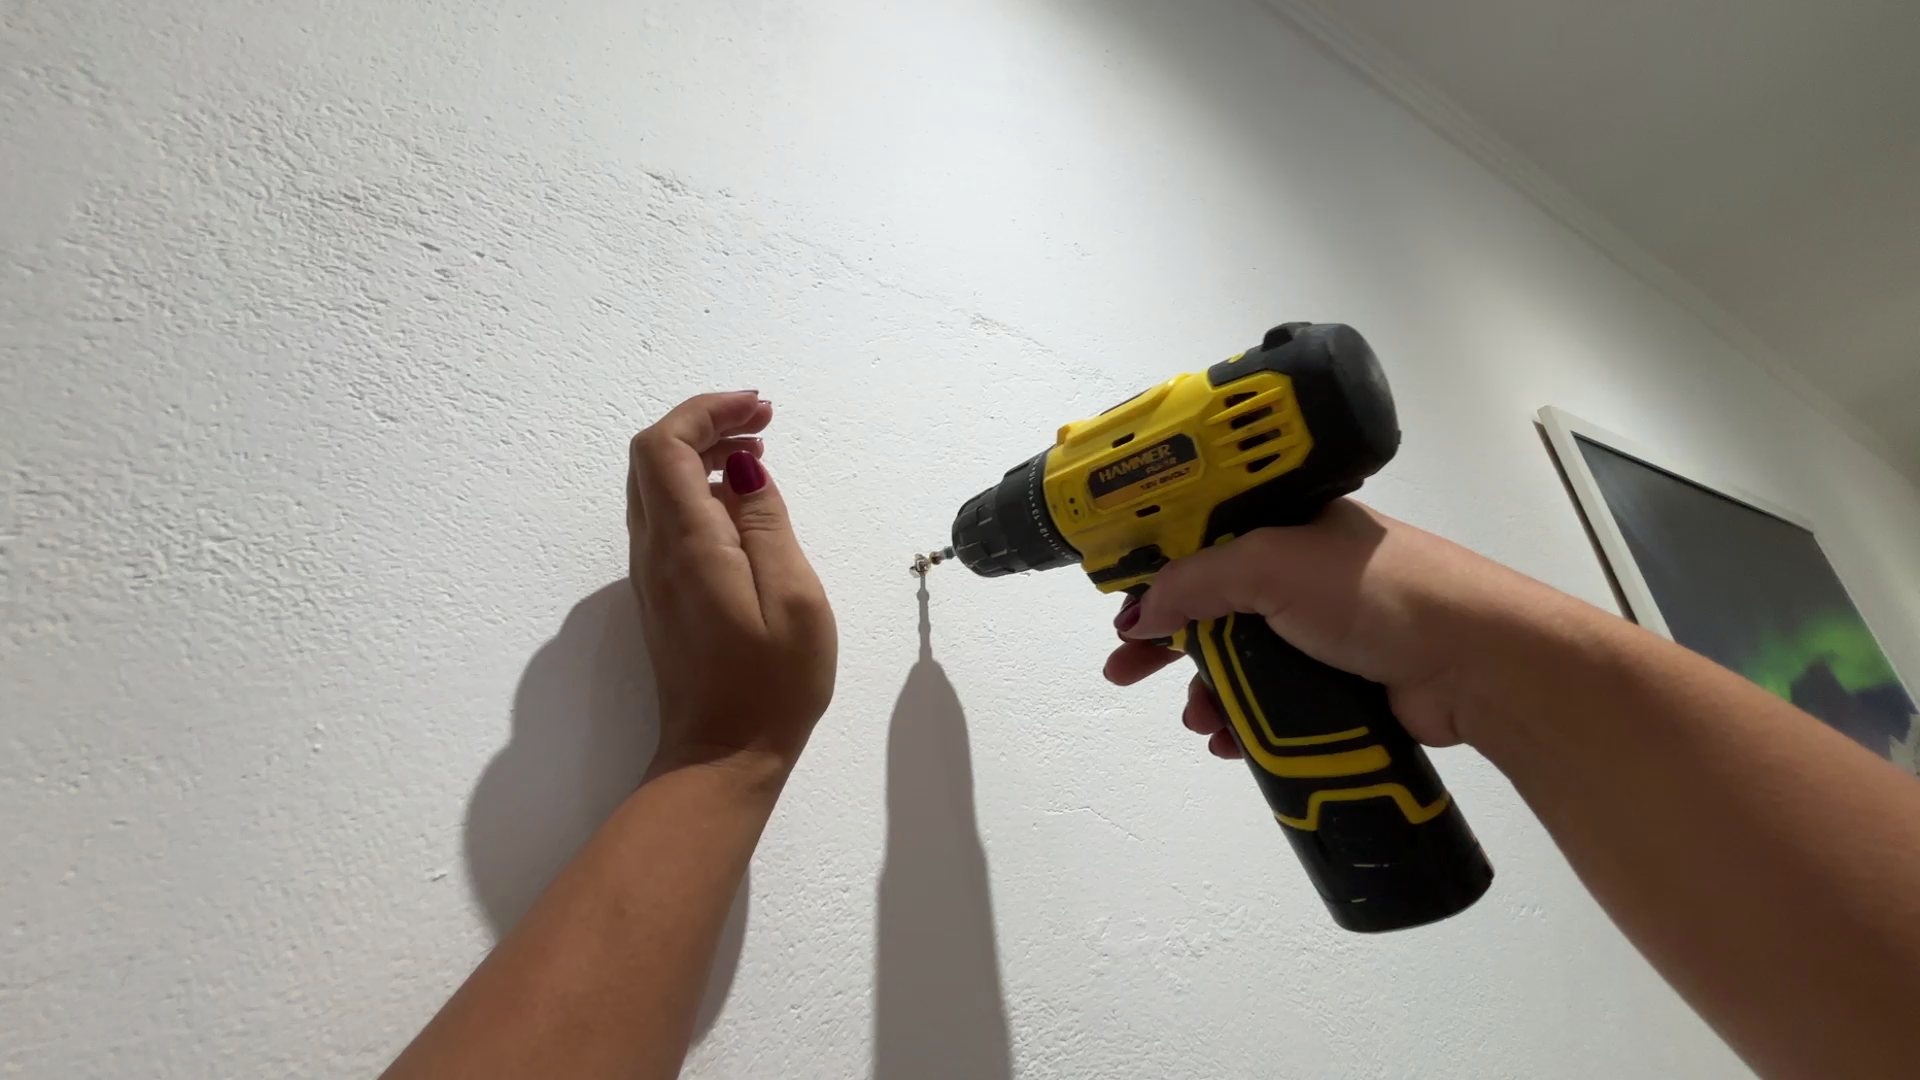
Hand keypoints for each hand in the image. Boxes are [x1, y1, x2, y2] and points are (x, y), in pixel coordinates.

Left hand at [627, 392, 837, 779]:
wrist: (723, 756)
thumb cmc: (773, 683)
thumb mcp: (793, 597)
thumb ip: (767, 523)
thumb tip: (741, 470)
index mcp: (687, 546)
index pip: (664, 446)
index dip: (706, 411)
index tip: (758, 409)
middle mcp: (655, 552)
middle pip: (652, 456)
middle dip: (705, 422)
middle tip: (764, 422)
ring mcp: (652, 573)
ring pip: (656, 484)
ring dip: (701, 452)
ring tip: (759, 454)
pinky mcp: (663, 591)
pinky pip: (667, 515)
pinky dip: (698, 487)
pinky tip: (742, 500)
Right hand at [1102, 499, 1557, 753]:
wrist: (1479, 663)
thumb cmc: (1372, 592)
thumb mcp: (1270, 565)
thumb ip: (1195, 582)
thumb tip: (1138, 614)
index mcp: (1282, 528)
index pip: (1198, 545)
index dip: (1155, 575)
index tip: (1125, 610)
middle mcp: (1294, 575)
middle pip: (1208, 607)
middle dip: (1163, 643)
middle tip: (1121, 671)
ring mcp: (1315, 630)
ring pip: (1235, 660)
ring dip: (1206, 691)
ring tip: (1199, 722)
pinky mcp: (1332, 679)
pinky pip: (1268, 697)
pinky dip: (1243, 718)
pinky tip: (1229, 741)